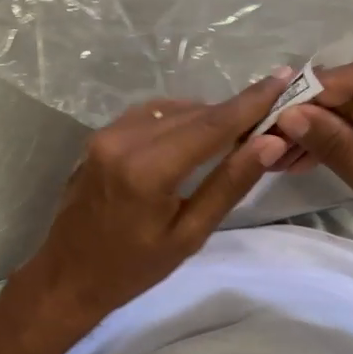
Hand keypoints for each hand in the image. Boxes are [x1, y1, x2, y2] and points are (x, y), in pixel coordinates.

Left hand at [18, 74, 292, 323]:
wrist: (67, 276)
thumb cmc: (132, 269)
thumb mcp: (188, 235)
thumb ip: (228, 184)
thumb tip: (270, 142)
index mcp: (147, 169)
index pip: (211, 124)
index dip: (251, 102)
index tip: (284, 77)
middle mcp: (123, 140)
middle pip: (192, 113)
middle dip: (233, 109)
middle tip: (271, 110)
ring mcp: (106, 135)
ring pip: (170, 110)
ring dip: (205, 114)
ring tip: (239, 126)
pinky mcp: (98, 138)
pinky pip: (148, 116)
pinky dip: (177, 118)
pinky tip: (196, 133)